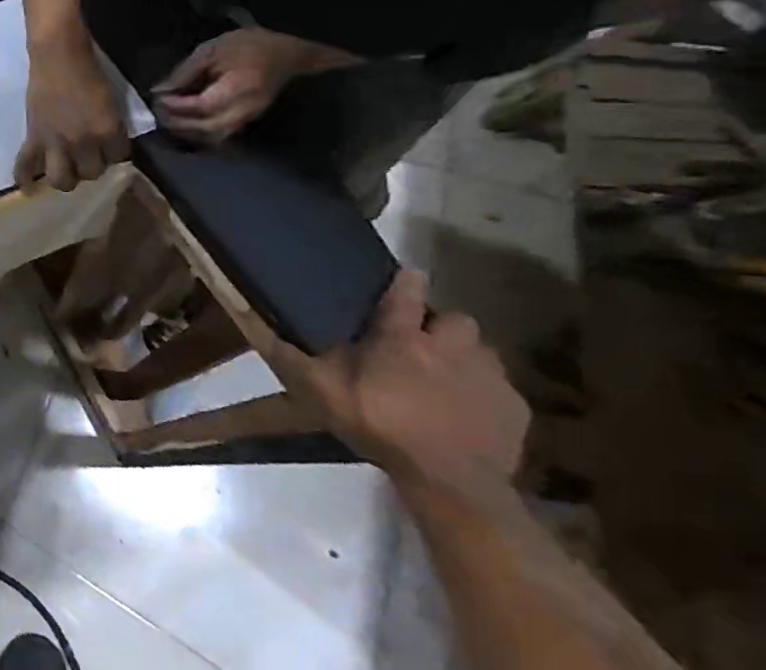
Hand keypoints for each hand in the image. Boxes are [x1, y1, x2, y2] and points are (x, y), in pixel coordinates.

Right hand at [16, 31, 129, 190]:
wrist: (58, 56)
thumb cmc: (89, 71)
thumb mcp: (110, 101)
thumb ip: (109, 125)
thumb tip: (107, 141)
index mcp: (107, 130)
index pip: (119, 157)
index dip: (114, 153)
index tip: (109, 147)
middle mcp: (83, 142)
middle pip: (92, 173)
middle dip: (91, 165)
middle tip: (87, 155)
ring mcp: (55, 143)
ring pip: (61, 180)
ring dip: (65, 178)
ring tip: (64, 170)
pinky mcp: (33, 138)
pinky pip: (25, 165)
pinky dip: (24, 178)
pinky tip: (27, 188)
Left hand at [154, 27, 355, 143]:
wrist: (287, 53)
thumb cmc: (249, 45)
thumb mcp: (213, 50)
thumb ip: (185, 71)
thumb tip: (160, 91)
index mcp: (239, 87)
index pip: (203, 106)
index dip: (178, 106)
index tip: (158, 100)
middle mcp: (246, 109)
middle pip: (208, 129)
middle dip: (179, 123)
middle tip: (158, 113)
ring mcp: (249, 119)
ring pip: (214, 137)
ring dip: (188, 132)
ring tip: (169, 119)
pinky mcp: (248, 122)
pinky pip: (221, 136)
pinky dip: (200, 133)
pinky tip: (186, 123)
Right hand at [257, 271, 529, 499]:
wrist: (450, 483)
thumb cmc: (381, 426)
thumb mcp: (322, 392)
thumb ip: (289, 356)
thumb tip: (250, 318)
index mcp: (405, 336)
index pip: (409, 289)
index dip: (405, 282)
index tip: (401, 282)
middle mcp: (452, 344)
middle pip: (454, 318)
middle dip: (441, 328)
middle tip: (422, 348)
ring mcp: (489, 375)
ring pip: (481, 352)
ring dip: (465, 359)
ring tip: (447, 382)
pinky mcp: (515, 407)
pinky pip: (501, 389)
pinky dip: (485, 396)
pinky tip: (468, 417)